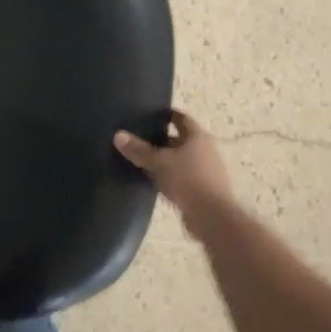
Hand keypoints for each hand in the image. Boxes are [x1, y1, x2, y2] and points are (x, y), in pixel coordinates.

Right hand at [114, 110, 236, 239]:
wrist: (212, 216)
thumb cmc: (187, 180)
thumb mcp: (158, 162)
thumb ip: (138, 150)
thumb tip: (118, 135)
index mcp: (198, 137)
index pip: (181, 118)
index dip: (167, 115)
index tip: (150, 115)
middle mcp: (206, 150)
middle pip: (182, 139)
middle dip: (164, 139)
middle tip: (142, 138)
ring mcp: (208, 171)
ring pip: (183, 159)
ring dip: (167, 160)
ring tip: (145, 161)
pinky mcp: (205, 189)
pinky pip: (185, 177)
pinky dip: (172, 177)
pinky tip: (156, 182)